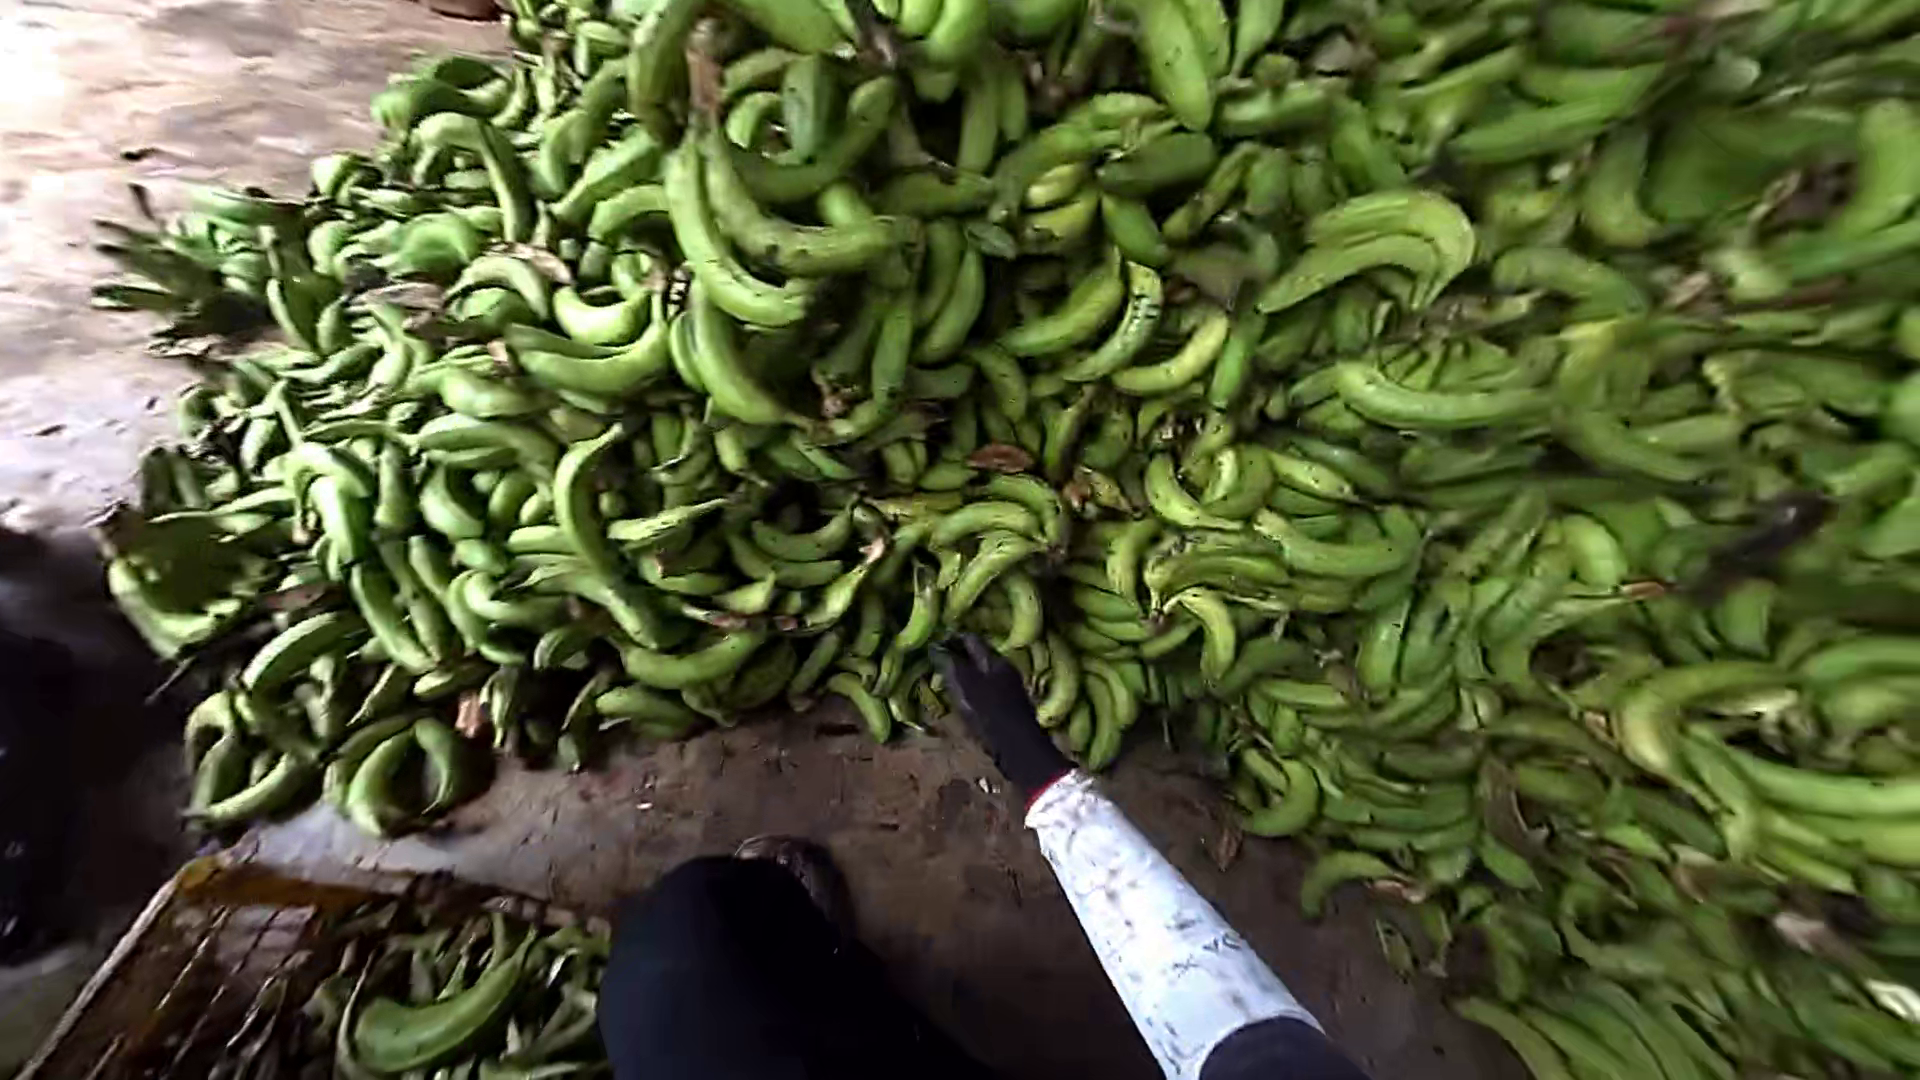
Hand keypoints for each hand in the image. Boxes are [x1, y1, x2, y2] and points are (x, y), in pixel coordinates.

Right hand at [930, 634, 1070, 797]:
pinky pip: (988, 684)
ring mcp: (1010, 684)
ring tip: (946, 679)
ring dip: (966, 671)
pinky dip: (974, 685)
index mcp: (993, 659)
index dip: (951, 639)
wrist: (1017, 747)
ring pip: (983, 669)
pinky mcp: (1010, 702)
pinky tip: (964, 696)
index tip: (934, 644)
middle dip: (958, 654)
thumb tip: (935, 646)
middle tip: (937, 662)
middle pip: (978, 653)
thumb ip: (950, 664)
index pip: (970, 638)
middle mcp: (1004, 667)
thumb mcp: (964, 686)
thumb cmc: (988, 714)